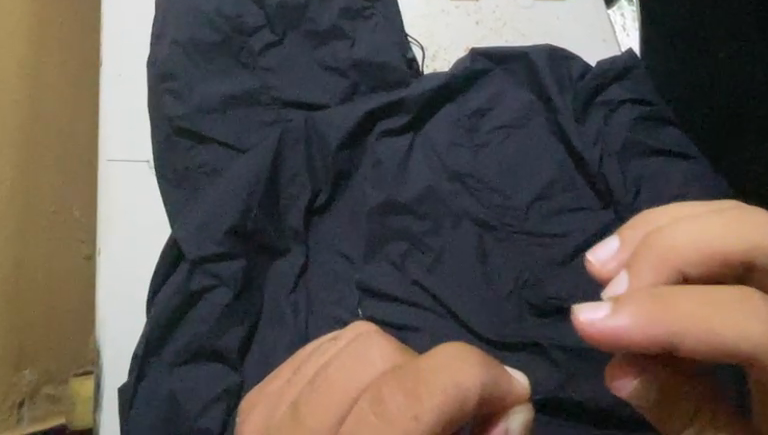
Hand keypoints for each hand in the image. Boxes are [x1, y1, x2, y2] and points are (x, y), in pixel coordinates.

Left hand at [238, 320, 534, 434]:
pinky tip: (375, 399)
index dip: (472, 377)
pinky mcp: (252, 408)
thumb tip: (511, 402)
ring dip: (398, 366)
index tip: (514, 393)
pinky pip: (318, 351)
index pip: (405, 398)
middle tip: (464, 416)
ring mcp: (261, 422)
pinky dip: (358, 364)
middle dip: (433, 375)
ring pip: (346, 343)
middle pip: (374, 357)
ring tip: (417, 411)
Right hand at [572, 200, 767, 434]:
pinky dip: (670, 236)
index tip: (590, 325)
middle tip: (606, 290)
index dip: (671, 316)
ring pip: (741, 221)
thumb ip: (691, 421)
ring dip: (660, 233)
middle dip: (670, 250)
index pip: (764, 328)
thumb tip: (619, 364)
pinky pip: (732, 234)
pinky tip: (627, 263)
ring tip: (600, 269)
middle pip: (762, 240)